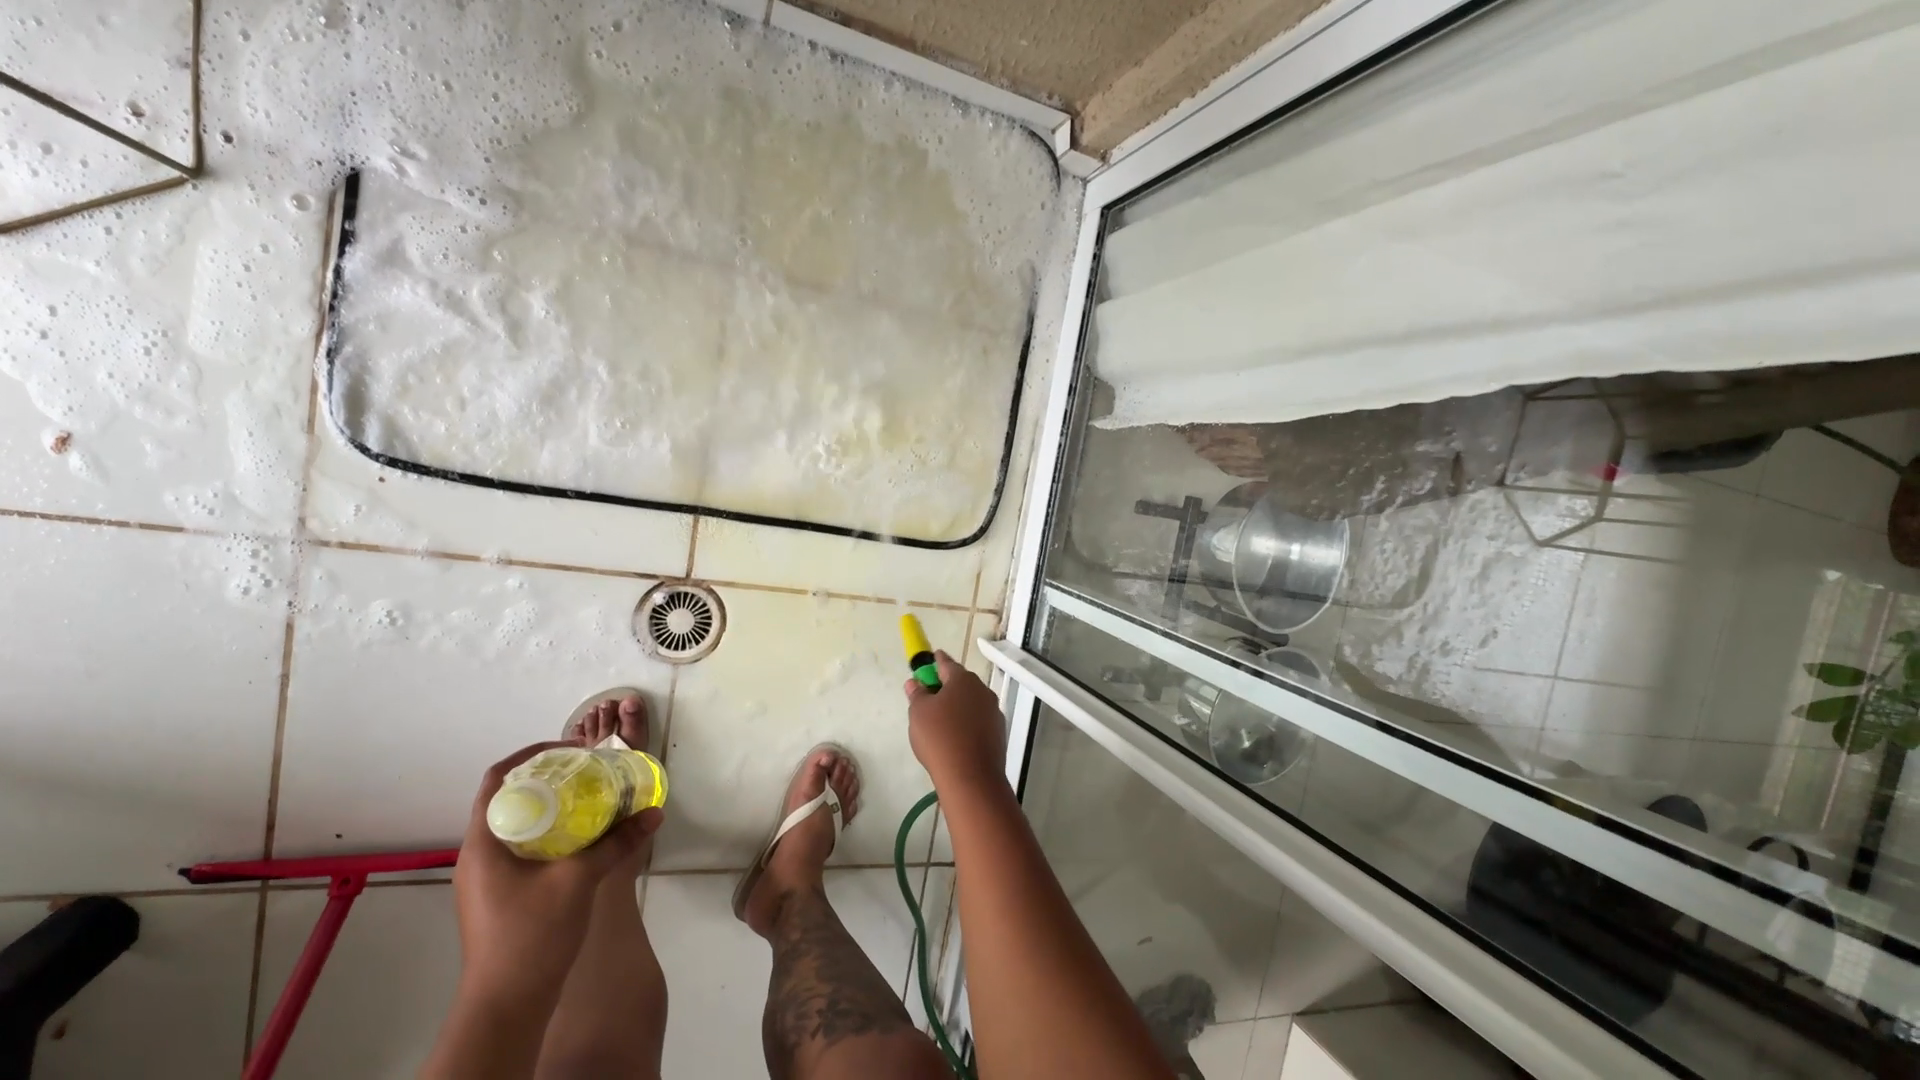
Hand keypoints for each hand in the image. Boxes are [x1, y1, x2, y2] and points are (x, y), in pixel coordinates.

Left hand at [451, 742, 662, 1000]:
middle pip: (509, 799)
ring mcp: (486, 879)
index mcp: (483, 843)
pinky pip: (523, 849)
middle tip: (590, 771)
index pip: (497, 779)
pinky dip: (552, 835)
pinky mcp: (500, 897)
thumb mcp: (578, 881)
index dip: (532, 755)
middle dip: (549, 780)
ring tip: (592, 800)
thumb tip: (654, 812)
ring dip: (552, 808)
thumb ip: (616, 844)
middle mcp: (478, 855)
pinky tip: (583, 840)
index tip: (571, 749)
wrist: (506, 1006)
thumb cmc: (531, 936)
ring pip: (518, 826)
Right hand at [903, 651, 1006, 795]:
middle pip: (961, 683)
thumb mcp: (918, 713)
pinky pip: (978, 722)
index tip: (930, 659)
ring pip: (971, 703)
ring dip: (958, 706)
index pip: (947, 663)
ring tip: (940, 721)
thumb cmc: (939, 737)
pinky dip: (967, 724)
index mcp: (964, 680)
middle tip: (929, 696)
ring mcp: (994, 713)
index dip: (935, 661)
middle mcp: (983, 691)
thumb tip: (915, 682)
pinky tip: (955, 737)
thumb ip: (917, 694)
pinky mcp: (998, 734)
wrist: (971, 777)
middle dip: (946, 686)